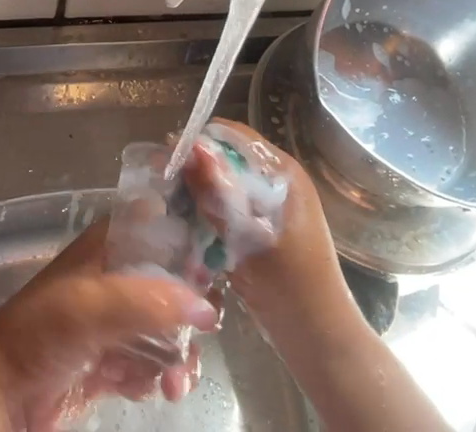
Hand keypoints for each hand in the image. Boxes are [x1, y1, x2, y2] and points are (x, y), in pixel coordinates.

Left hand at [0, 218, 219, 431]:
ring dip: (180, 353)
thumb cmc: (41, 334)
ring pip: (166, 327)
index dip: (189, 238)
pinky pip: (152, 362)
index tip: (215, 265)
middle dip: (191, 310)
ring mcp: (111, 322)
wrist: (1, 396)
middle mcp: (112, 278)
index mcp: (105, 246)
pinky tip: (161, 390)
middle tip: (203, 331)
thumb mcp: (93, 306)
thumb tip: (206, 308)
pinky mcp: (109, 361)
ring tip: (177, 381)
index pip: (157, 223)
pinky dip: (162, 375)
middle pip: (171, 280)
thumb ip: (151, 301)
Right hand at [183, 119, 343, 329]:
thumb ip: (219, 194)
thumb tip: (189, 149)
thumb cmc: (292, 286)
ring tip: (165, 206)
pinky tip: (183, 228)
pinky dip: (204, 216)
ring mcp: (266, 207)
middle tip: (159, 183)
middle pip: (226, 159)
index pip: (235, 137)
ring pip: (221, 186)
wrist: (317, 339)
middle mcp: (275, 182)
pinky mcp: (257, 231)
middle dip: (193, 168)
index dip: (200, 141)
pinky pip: (224, 210)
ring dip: (195, 194)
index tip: (166, 157)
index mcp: (283, 173)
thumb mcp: (250, 238)